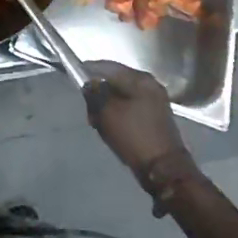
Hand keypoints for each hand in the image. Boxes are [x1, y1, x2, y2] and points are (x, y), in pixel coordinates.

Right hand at [84, 60, 190, 179]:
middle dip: (99, 95)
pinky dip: (118, 116)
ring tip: (98, 124)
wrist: (164, 170)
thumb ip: (95, 93)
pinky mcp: (155, 119)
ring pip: (121, 98)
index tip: (73, 74)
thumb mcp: (107, 112)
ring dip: (107, 108)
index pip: (108, 66)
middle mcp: (150, 86)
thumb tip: (89, 83)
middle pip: (115, 82)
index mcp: (140, 79)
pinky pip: (130, 110)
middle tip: (89, 111)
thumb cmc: (134, 135)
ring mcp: (154, 103)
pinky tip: (111, 130)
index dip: (89, 69)